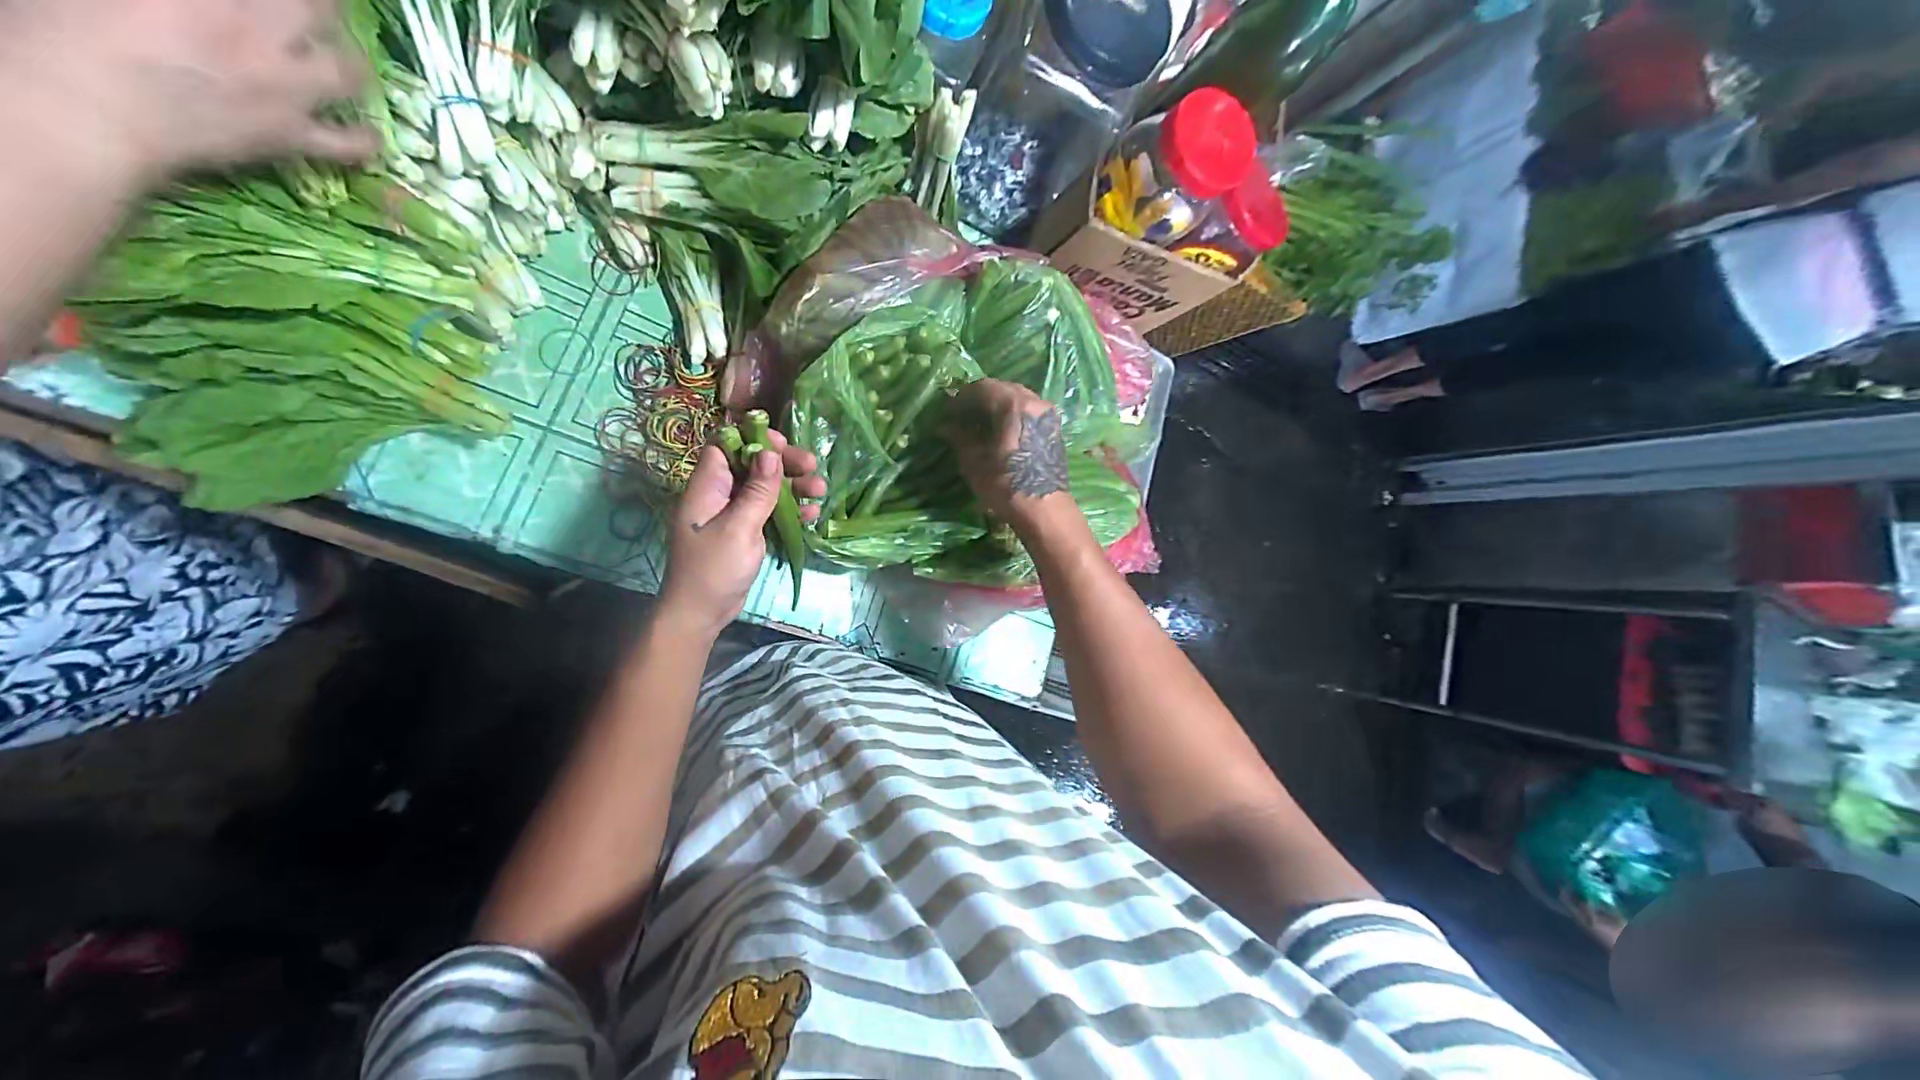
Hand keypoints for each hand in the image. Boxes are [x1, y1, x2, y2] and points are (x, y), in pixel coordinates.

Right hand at [0, 0, 376, 183]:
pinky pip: (349, 144)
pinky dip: (365, 141)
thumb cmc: (60, 27)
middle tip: (317, 7)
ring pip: (349, 71)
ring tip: (346, 58)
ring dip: (352, 62)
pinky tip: (371, 136)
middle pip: (319, 8)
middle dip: (324, 4)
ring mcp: (284, 88)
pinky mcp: (290, 135)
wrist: (81, 107)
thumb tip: (190, 7)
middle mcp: (260, 31)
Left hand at [660, 429, 823, 639]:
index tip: (782, 443)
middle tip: (812, 466)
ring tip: (821, 490)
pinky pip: (769, 511)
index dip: (752, 439)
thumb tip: (770, 454)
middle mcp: (720, 494)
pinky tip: (812, 513)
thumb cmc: (714, 569)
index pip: (725, 446)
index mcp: (707, 487)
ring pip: (765, 488)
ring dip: (793, 486)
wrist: (701, 612)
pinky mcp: (746, 531)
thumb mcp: (739, 528)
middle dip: (783, 463)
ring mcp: (733, 513)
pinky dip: (790, 510)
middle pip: (752, 464)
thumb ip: (757, 491)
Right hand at [943, 379, 1075, 529]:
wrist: (1045, 510)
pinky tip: (998, 434)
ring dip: (996, 408)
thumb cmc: (1007, 485)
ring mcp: (1048, 415)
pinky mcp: (1053, 429)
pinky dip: (1010, 417)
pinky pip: (1027, 413)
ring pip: (1016, 400)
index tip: (948, 412)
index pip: (982, 387)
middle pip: (1001, 390)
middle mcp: (1035, 401)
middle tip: (961, 417)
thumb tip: (945, 426)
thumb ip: (959, 437)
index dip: (961, 398)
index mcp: (1015, 404)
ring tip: (978, 427)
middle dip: (979, 401)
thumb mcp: (974, 462)